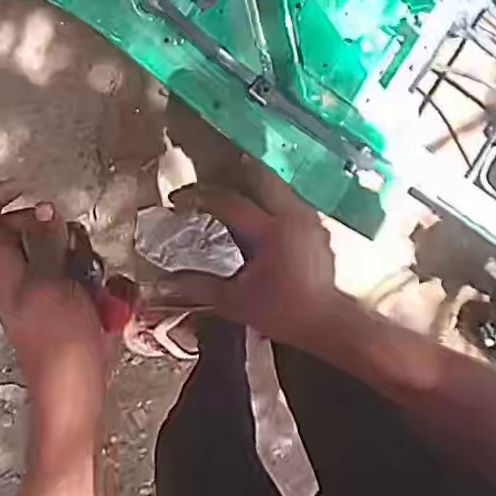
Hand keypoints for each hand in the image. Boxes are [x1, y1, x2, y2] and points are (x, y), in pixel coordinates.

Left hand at [0, 180, 114, 423]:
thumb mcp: (50, 284)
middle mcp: (15, 273)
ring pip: (53, 245)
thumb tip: (44, 210)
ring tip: (84, 271)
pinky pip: (73, 265)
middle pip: (21, 228)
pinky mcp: (63, 295)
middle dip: (49, 225)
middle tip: (64, 237)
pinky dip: (87, 268)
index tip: (24, 187)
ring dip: (74, 249)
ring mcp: (41, 285)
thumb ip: (45, 243)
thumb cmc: (57, 341)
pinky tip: (96, 287)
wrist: (74, 385)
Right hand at [147, 156, 346, 347]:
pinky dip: (271, 200)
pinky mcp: (317, 228)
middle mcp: (293, 217)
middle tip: (208, 176)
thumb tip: (168, 282)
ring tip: (230, 192)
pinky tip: (259, 213)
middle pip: (260, 177)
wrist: (327, 323)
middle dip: (232, 172)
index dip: (199, 197)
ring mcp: (309, 220)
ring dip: (253, 184)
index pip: (228, 202)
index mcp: (271, 232)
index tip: (180, 200)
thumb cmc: (283, 312)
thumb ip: (200, 286)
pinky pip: (291, 201)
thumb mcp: (235, 302)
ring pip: (278, 186)